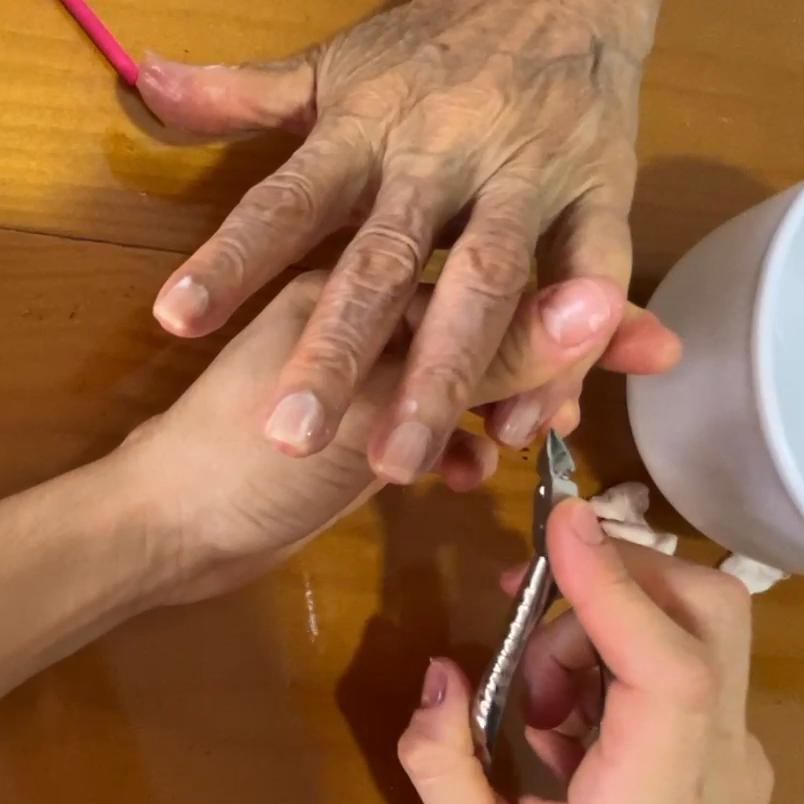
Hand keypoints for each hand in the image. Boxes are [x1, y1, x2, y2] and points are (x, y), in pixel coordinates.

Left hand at [116, 272, 630, 604]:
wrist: (160, 527)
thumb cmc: (239, 455)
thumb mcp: (371, 405)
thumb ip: (477, 357)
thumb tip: (587, 304)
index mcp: (351, 283)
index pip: (477, 276)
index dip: (564, 308)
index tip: (639, 331)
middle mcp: (354, 319)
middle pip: (477, 322)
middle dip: (554, 351)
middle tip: (643, 366)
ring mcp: (350, 379)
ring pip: (451, 377)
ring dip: (501, 404)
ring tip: (554, 434)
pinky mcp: (343, 435)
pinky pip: (415, 426)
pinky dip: (448, 445)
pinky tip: (474, 472)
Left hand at [138, 0, 685, 477]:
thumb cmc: (423, 49)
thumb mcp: (329, 68)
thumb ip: (239, 96)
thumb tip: (150, 77)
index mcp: (359, 133)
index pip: (280, 203)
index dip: (228, 260)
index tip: (172, 319)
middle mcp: (437, 157)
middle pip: (378, 264)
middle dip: (335, 355)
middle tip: (290, 439)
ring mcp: (524, 175)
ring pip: (484, 285)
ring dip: (443, 380)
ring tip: (396, 463)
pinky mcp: (603, 192)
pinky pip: (589, 279)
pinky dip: (562, 356)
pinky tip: (520, 429)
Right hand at [398, 500, 775, 803]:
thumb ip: (440, 765)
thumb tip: (439, 673)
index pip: (668, 672)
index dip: (616, 585)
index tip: (559, 521)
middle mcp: (721, 764)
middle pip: (712, 614)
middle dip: (615, 566)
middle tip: (522, 590)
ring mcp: (740, 750)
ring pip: (692, 625)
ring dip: (592, 623)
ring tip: (531, 697)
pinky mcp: (731, 743)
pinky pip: (677, 658)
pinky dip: (607, 651)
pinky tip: (562, 714)